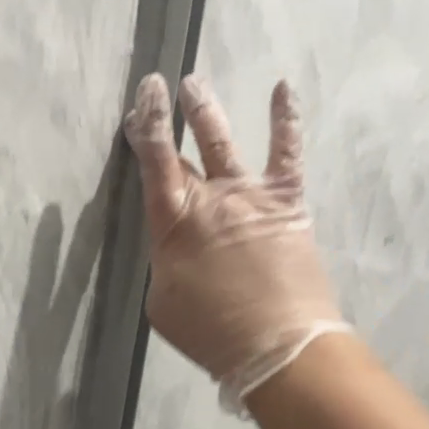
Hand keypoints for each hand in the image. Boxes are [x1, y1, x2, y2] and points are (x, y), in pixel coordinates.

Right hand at [123, 72, 349, 411]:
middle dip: (164, 119)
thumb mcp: (162, 300)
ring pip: (225, 143)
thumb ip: (166, 263)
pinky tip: (282, 88)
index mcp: (174, 224)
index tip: (140, 100)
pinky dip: (285, 120)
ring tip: (195, 84)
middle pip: (182, 152)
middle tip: (158, 89)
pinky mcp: (287, 203)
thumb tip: (180, 247)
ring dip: (206, 112)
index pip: (154, 164)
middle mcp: (211, 199)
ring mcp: (251, 196)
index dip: (145, 129)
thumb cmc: (209, 330)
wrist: (277, 343)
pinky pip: (287, 153)